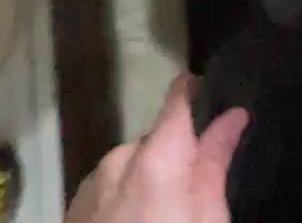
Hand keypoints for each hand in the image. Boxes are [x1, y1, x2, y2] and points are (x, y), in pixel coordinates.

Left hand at [65, 75, 248, 222]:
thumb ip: (215, 165)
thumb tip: (232, 117)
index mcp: (154, 157)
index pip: (178, 99)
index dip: (197, 92)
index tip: (215, 96)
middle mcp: (116, 163)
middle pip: (155, 140)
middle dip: (176, 156)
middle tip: (196, 194)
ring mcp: (86, 193)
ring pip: (128, 168)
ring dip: (146, 182)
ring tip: (163, 222)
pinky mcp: (69, 217)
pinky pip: (104, 194)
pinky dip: (121, 205)